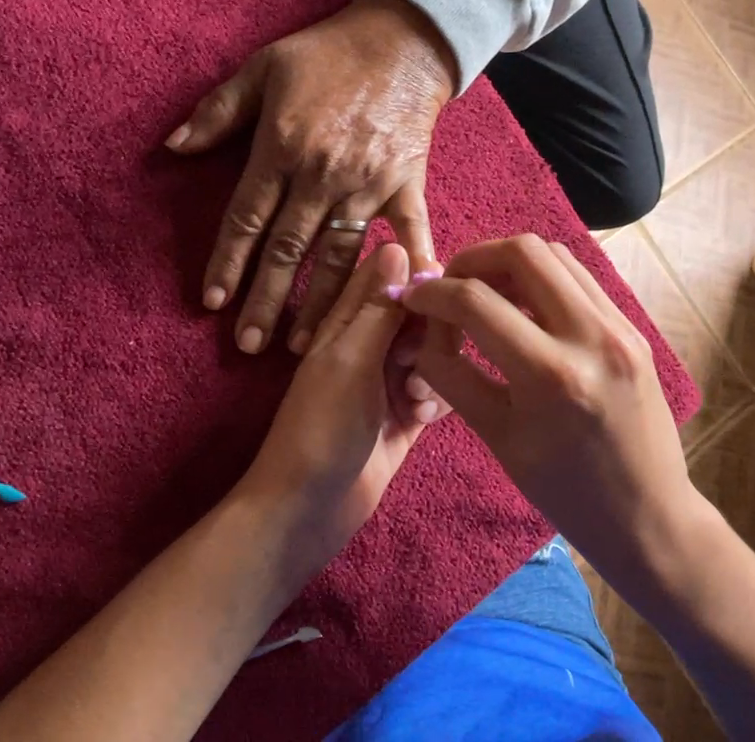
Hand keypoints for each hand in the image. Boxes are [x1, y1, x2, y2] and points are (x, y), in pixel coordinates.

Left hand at [167, 0, 456, 355]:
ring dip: (321, 302)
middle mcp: (322, 174)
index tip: (212, 303)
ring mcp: (368, 184)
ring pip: (339, 254)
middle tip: (248, 344)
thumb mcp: (262, 67)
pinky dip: (410, 266)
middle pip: (288, 249)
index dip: (228, 262)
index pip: (247, 218)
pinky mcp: (407, 184)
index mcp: (281, 147)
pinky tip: (408, 305)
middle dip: (266, 300)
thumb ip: (217, 111)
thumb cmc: (326, 54)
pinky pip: (410, 231)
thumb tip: (172, 146)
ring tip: (303, 345)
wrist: (402, 42)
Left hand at [238, 243, 438, 549]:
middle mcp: (371, 344)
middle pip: (422, 314)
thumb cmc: (321, 429)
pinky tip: (424, 420)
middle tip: (418, 366)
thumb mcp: (351, 360)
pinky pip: (438, 391)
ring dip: (437, 370)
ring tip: (418, 403)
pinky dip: (438, 399)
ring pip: (435, 352)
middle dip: (434, 333)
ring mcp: (389, 381)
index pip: (392, 276)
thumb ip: (378, 308)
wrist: (307, 510)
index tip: (447, 296)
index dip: (423, 278)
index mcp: (348, 321)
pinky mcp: (405, 417)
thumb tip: (397, 243)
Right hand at [399, 236, 699, 567]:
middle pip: (522, 251)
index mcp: (552, 375)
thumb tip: (420, 333)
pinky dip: (540, 276)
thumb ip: (452, 376)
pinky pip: (578, 276)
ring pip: (554, 254)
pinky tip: (519, 304)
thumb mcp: (497, 438)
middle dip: (471, 259)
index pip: (476, 301)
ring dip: (507, 261)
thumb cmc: (565, 492)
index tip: (412, 299)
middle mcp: (592, 336)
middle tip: (449, 286)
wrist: (649, 516)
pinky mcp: (631, 327)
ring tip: (482, 292)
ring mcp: (620, 326)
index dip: (432, 294)